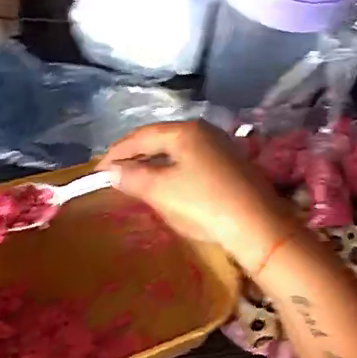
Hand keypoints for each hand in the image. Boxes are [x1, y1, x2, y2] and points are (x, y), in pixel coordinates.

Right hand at [100, 121, 301, 275]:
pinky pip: (196, 164)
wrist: (258, 226)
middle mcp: (207, 132)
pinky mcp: (235, 167)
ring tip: (139, 182)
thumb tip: (112, 170)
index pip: (142, 135)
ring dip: (158, 165)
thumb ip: (133, 177)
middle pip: (163, 140)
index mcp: (186, 131)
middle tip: (117, 175)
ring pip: (181, 152)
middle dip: (138, 156)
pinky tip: (172, 189)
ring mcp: (224, 148)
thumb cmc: (205, 204)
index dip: (117, 152)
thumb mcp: (161, 191)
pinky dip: (178, 174)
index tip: (98, 171)